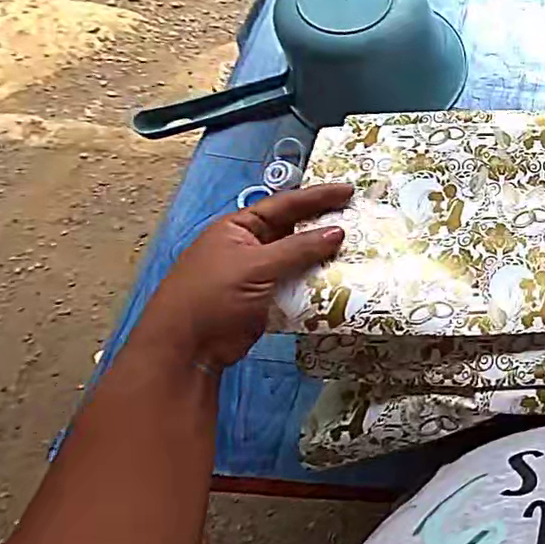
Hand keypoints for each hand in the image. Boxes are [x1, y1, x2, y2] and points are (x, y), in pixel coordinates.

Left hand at [137, 183, 352, 369]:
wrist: (185, 352)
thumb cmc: (211, 297)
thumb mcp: (255, 266)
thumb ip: (298, 248)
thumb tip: (338, 232)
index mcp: (239, 228)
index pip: (285, 205)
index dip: (318, 197)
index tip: (349, 192)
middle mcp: (250, 245)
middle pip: (295, 229)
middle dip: (325, 225)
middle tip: (359, 218)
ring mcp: (259, 273)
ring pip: (299, 257)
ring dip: (324, 255)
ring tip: (358, 248)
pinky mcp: (268, 298)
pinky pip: (299, 282)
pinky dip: (318, 280)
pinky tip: (342, 278)